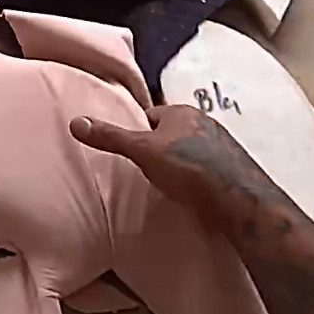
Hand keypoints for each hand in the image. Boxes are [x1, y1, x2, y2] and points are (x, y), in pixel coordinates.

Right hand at [71, 105, 287, 226]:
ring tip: (168, 183)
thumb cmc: (187, 168)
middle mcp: (205, 123)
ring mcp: (224, 146)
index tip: (130, 151)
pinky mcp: (235, 169)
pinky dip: (197, 177)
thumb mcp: (140, 151)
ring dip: (180, 163)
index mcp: (182, 112)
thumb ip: (110, 137)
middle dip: (159, 147)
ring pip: (190, 150)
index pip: (150, 117)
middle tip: (145, 168)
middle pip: (170, 133)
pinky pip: (207, 168)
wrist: (238, 201)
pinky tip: (191, 192)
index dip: (137, 132)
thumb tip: (75, 122)